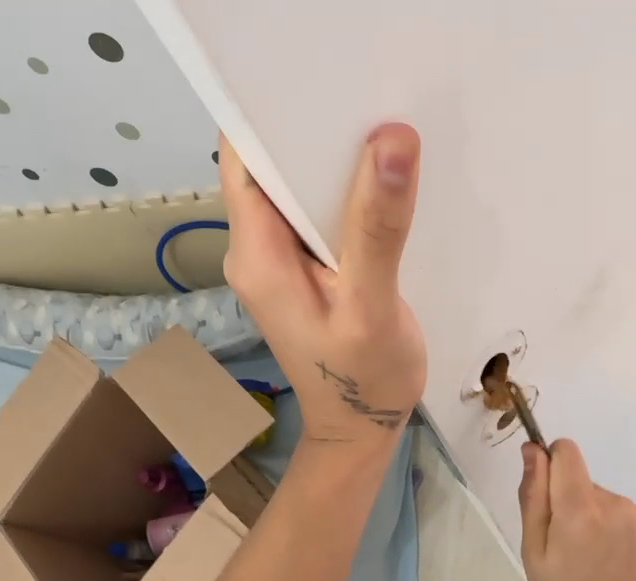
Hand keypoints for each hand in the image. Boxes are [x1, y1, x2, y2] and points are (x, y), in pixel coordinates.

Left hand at [218, 125, 426, 447]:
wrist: (359, 434)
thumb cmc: (364, 382)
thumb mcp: (372, 308)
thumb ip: (377, 229)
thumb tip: (390, 140)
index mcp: (257, 255)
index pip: (245, 157)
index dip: (275, 114)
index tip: (327, 90)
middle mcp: (256, 251)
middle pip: (270, 166)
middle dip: (312, 133)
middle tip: (370, 110)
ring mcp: (278, 262)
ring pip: (295, 189)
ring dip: (333, 164)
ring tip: (382, 141)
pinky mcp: (303, 272)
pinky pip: (315, 215)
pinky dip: (344, 196)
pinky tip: (380, 188)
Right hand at [519, 440, 635, 580]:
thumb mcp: (534, 556)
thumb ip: (533, 499)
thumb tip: (532, 452)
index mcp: (579, 509)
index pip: (565, 451)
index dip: (548, 465)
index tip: (542, 498)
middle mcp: (612, 502)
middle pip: (578, 480)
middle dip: (564, 504)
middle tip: (560, 551)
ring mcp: (635, 513)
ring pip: (597, 499)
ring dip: (586, 519)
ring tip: (585, 562)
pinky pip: (616, 513)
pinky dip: (606, 529)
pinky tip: (606, 563)